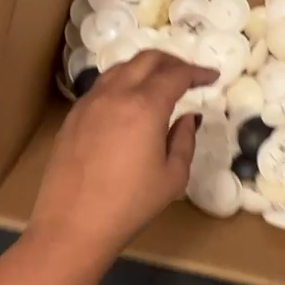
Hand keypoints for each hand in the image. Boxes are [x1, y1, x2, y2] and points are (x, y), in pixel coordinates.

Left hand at [30, 51, 217, 256]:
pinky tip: (129, 101)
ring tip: (159, 83)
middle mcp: (116, 94)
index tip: (212, 77)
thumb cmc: (129, 204)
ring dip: (145, 68)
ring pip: (121, 68)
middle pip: (147, 59)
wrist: (72, 224)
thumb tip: (186, 118)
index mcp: (145, 106)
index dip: (198, 72)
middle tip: (188, 75)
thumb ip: (184, 141)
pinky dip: (123, 82)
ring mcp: (90, 102)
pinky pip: (102, 85)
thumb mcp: (172, 177)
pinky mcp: (73, 116)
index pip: (176, 74)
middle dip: (172, 61)